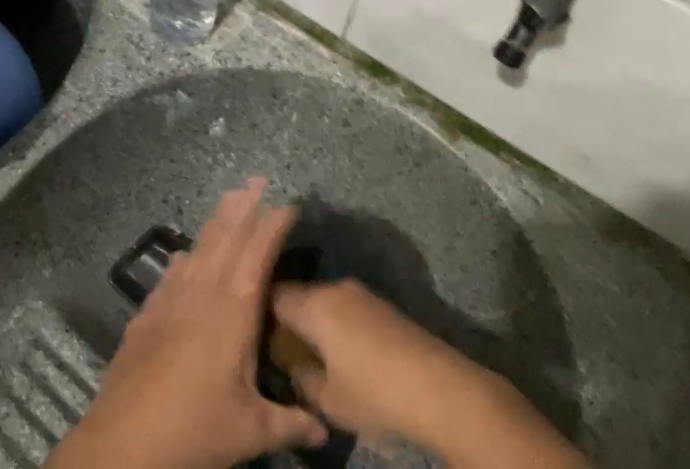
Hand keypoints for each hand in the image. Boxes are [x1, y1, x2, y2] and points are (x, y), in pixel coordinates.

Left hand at [47, 178, 325, 468]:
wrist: (122, 445)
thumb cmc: (194, 429)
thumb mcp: (251, 431)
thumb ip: (291, 424)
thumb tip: (325, 429)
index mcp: (234, 312)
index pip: (258, 255)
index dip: (273, 226)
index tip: (289, 204)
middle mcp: (202, 295)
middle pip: (226, 239)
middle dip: (245, 206)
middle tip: (258, 178)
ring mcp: (169, 303)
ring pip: (198, 250)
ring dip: (215, 222)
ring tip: (228, 199)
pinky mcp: (145, 319)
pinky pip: (170, 276)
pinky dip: (183, 259)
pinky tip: (184, 255)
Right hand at [270, 278, 482, 445]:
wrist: (442, 388)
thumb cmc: (375, 393)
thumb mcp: (328, 399)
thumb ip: (301, 379)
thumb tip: (292, 367)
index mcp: (315, 305)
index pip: (271, 295)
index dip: (256, 313)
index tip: (247, 333)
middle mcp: (337, 289)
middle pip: (299, 296)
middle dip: (286, 318)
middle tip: (275, 347)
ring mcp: (364, 295)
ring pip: (324, 302)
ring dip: (313, 322)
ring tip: (305, 351)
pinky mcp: (384, 307)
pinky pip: (345, 309)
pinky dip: (335, 325)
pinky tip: (336, 351)